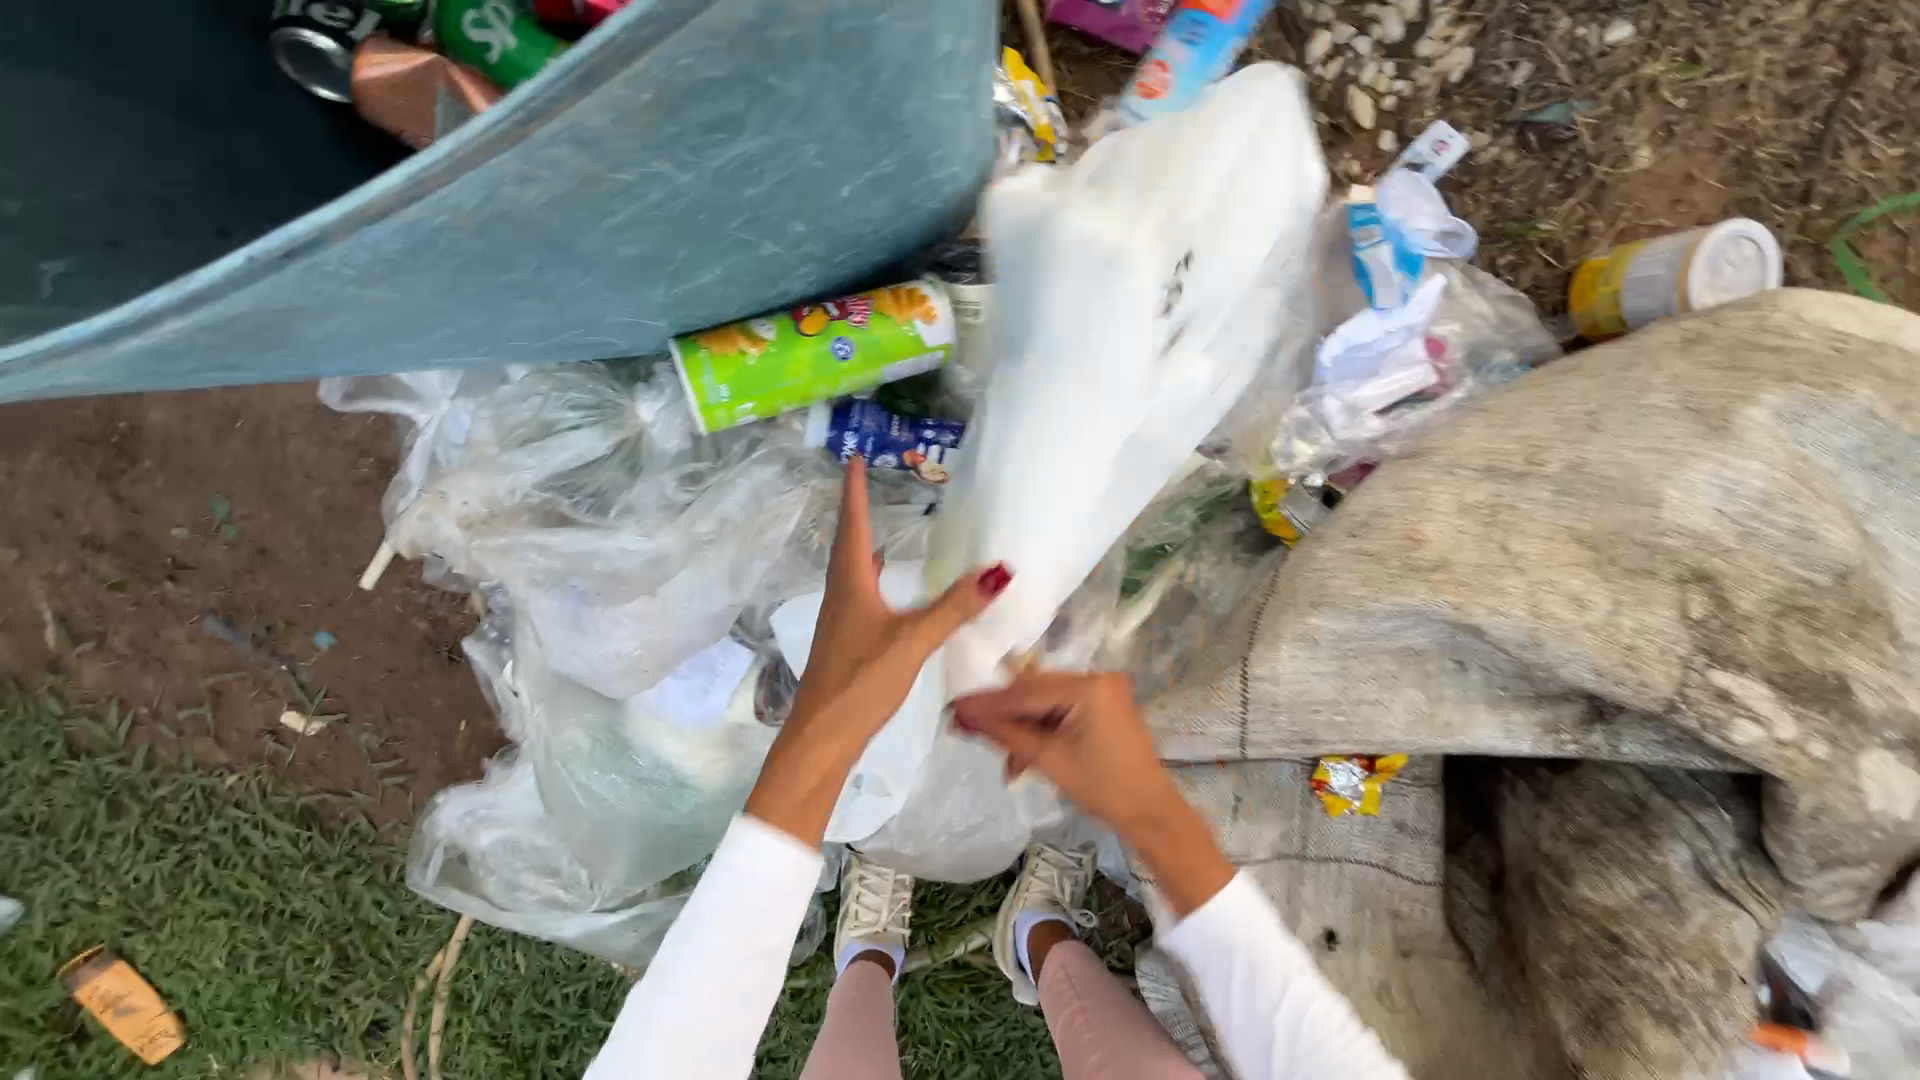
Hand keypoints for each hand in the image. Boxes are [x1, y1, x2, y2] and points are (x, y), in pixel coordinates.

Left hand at [745, 459, 1010, 845]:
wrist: (822, 737)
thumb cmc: (861, 682)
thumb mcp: (912, 641)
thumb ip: (954, 607)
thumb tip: (999, 571)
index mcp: (851, 584)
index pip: (853, 525)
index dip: (854, 490)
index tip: (853, 457)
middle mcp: (841, 595)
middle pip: (847, 542)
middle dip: (857, 511)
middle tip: (866, 482)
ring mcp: (840, 620)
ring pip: (850, 570)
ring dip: (862, 544)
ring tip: (878, 527)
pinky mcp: (845, 642)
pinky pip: (858, 594)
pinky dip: (871, 577)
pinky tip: (883, 588)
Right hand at [949, 672, 1234, 916]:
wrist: (1148, 811)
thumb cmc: (1101, 788)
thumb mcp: (1047, 759)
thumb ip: (1003, 733)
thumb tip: (961, 715)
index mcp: (1088, 686)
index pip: (1026, 692)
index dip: (989, 703)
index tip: (955, 707)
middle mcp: (1096, 677)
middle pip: (1034, 690)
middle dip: (1003, 713)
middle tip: (967, 725)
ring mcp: (1102, 688)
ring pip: (1044, 699)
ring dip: (1020, 723)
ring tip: (1001, 752)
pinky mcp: (1102, 702)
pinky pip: (1060, 706)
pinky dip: (1040, 725)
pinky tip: (1022, 747)